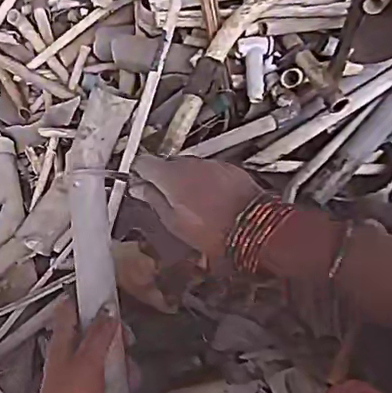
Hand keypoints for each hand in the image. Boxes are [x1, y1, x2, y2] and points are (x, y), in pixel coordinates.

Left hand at [31, 299, 119, 392]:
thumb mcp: (86, 368)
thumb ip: (98, 338)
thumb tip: (107, 312)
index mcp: (60, 350)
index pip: (69, 314)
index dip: (83, 299)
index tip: (101, 286)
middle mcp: (69, 364)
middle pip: (94, 336)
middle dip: (113, 337)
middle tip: (125, 339)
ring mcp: (82, 383)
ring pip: (107, 360)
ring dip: (121, 365)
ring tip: (126, 376)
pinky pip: (113, 383)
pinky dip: (123, 384)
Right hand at [129, 154, 262, 265]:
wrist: (253, 228)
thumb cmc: (213, 230)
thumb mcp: (173, 222)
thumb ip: (153, 200)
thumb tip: (139, 189)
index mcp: (170, 175)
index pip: (143, 162)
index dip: (138, 172)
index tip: (138, 182)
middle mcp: (189, 163)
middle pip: (167, 164)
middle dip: (164, 179)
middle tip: (165, 200)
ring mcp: (210, 164)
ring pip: (189, 167)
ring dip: (185, 180)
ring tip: (191, 204)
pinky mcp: (228, 168)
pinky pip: (209, 171)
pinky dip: (205, 181)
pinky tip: (209, 200)